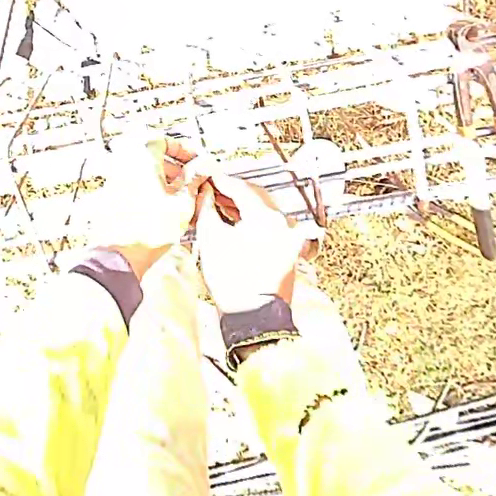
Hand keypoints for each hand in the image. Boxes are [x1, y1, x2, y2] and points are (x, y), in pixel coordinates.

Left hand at [82, 134, 197, 278]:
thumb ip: (194, 179)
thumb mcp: (183, 201)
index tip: (194, 160)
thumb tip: (202, 167)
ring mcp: (115, 183)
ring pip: (144, 173)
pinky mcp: (111, 201)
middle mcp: (125, 165)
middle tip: (190, 178)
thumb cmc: (148, 230)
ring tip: (180, 196)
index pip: (163, 140)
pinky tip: (165, 210)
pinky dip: (151, 192)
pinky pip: (135, 187)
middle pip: (153, 157)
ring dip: (164, 180)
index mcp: (141, 157)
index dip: (183, 150)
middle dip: (175, 167)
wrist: (121, 258)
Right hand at [192, 169, 309, 311]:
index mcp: (267, 216)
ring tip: (222, 206)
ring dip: (243, 205)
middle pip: (256, 195)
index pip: (241, 188)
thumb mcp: (211, 239)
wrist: (253, 317)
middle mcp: (284, 221)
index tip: (209, 178)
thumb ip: (207, 208)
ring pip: (263, 209)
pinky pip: (270, 223)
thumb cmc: (233, 282)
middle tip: (214, 189)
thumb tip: (206, 193)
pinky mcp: (289, 246)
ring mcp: (289, 234)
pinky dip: (253, 219)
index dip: (222, 181)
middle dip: (233, 192)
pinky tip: (236, 222)